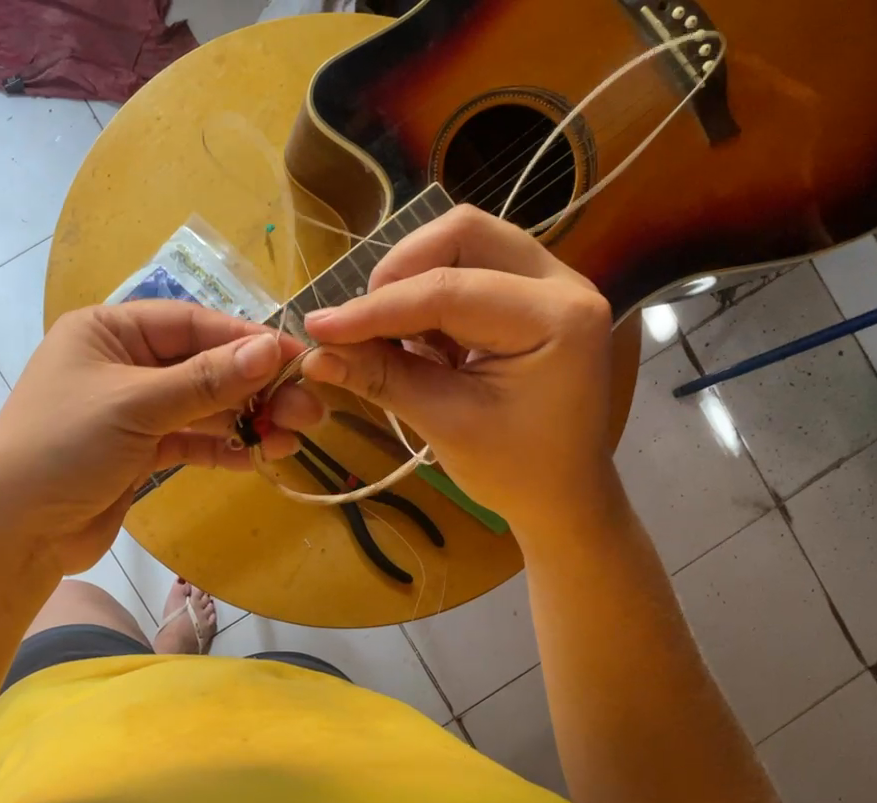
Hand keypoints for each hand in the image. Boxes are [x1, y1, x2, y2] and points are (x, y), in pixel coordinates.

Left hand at [0, 301, 321, 575]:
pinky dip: (221, 447)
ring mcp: (130, 412)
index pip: (189, 323)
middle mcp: (120, 365)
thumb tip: (271, 349)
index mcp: (107, 331)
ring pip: (200, 407)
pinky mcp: (136, 454)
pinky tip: (259, 456)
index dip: (244, 340)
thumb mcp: (134, 406)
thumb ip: (204, 381)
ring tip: (293, 436)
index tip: (295, 358)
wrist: (14, 532)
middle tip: (307, 408)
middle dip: (253, 387)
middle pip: (201, 366)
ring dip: (245, 420)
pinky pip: (189, 441)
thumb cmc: (62, 448)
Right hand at [300, 205, 615, 536]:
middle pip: (463, 234)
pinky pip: (468, 266)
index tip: (319, 328)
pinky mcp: (530, 292)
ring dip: (412, 280)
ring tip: (390, 336)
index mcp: (556, 319)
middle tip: (364, 324)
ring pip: (463, 242)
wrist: (563, 494)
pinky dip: (427, 294)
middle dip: (400, 271)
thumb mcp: (445, 425)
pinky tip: (417, 340)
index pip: (448, 290)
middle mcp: (562, 281)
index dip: (376, 308)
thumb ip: (382, 378)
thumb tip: (313, 354)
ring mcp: (549, 281)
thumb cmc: (513, 470)